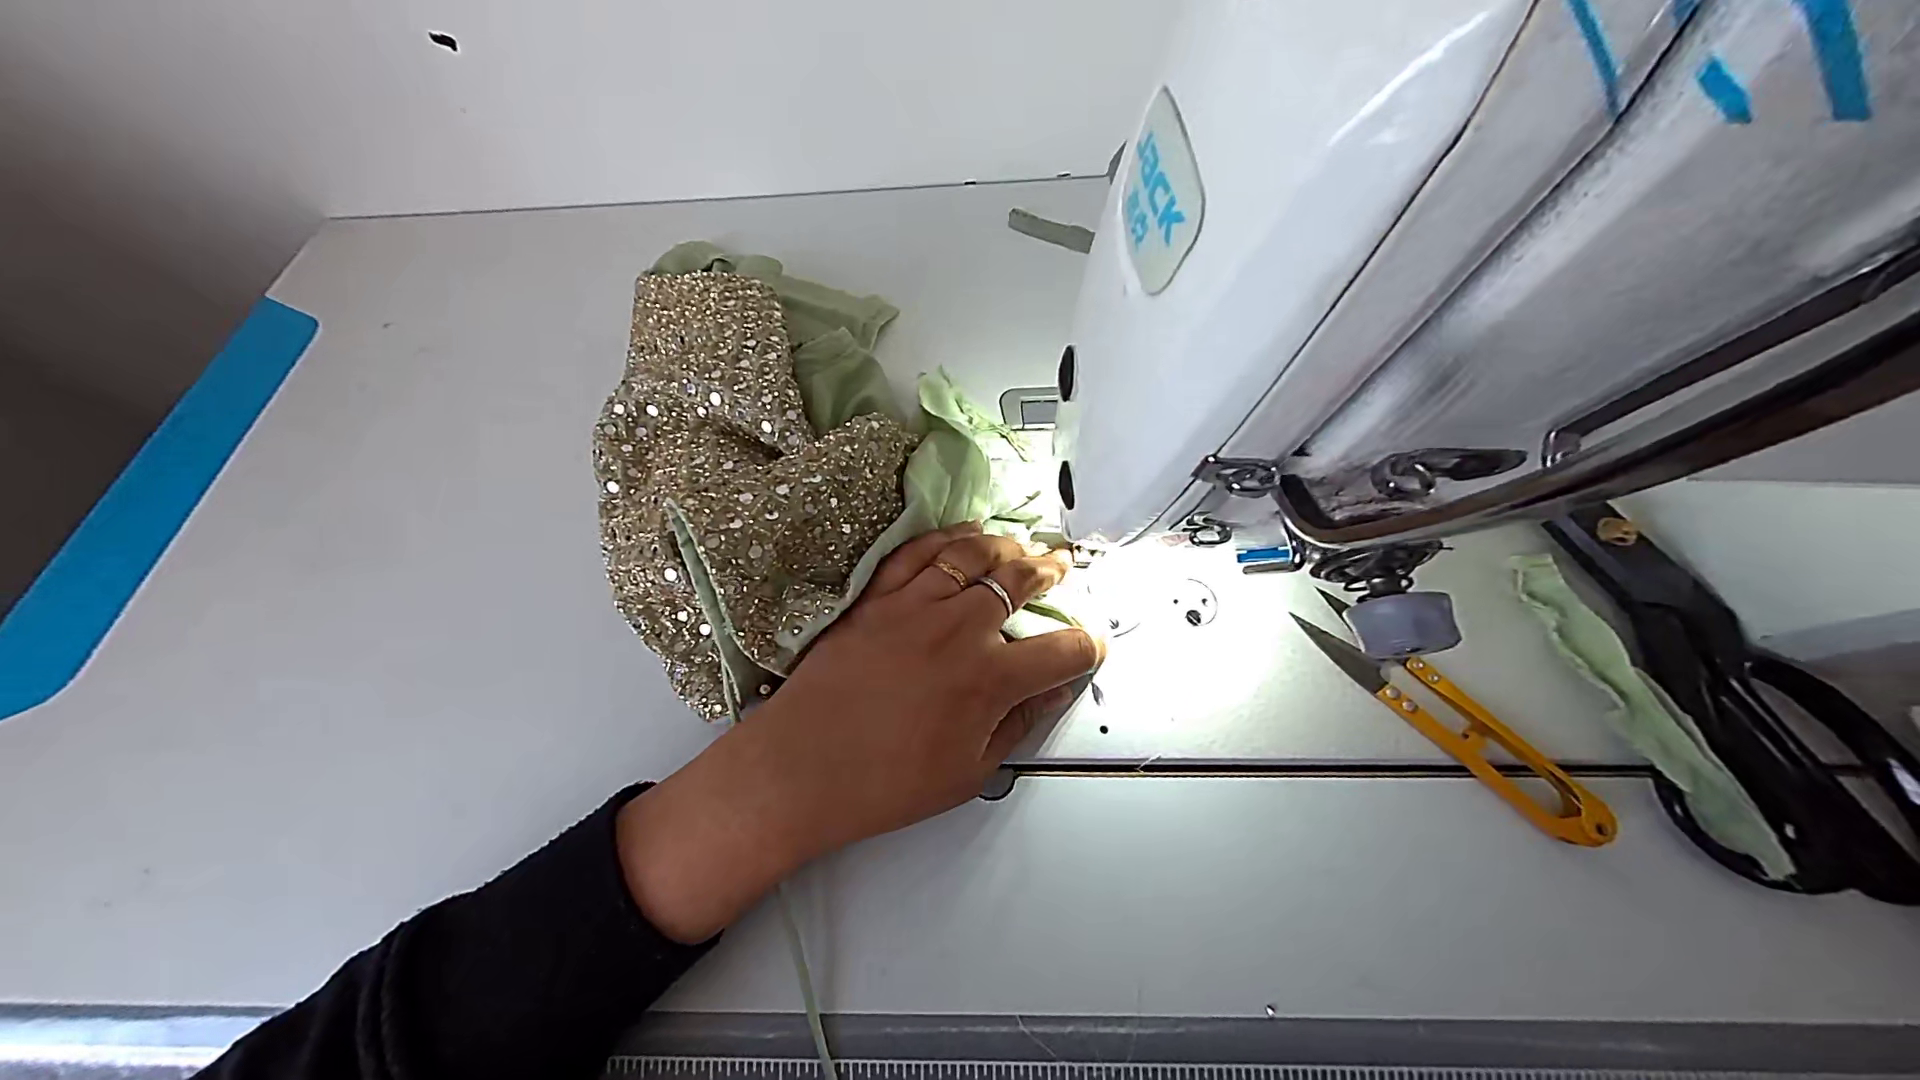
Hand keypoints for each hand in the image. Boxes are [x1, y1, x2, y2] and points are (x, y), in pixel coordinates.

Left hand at [616, 522, 1100, 941]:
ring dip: (1005, 545)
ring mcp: (914, 606)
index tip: (1088, 645)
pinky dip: (948, 537)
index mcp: (989, 680)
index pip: (1063, 650)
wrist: (800, 769)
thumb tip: (1053, 690)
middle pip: (1020, 581)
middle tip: (1059, 566)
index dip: (1087, 646)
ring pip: (973, 554)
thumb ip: (1019, 723)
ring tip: (1019, 545)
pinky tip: (964, 535)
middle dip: (1050, 571)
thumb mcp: (969, 771)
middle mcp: (958, 631)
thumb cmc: (885, 783)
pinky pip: (919, 552)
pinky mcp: (876, 597)